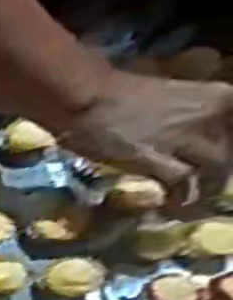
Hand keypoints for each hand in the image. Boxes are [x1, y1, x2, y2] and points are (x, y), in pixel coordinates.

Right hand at [63, 71, 232, 185]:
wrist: (82, 99)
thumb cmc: (119, 94)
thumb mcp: (172, 98)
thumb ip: (188, 115)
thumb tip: (193, 135)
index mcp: (224, 97)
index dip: (230, 148)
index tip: (222, 158)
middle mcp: (214, 116)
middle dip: (226, 168)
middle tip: (213, 180)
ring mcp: (184, 138)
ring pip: (219, 165)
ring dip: (210, 186)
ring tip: (198, 199)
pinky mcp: (154, 159)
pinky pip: (181, 180)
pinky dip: (182, 195)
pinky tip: (177, 204)